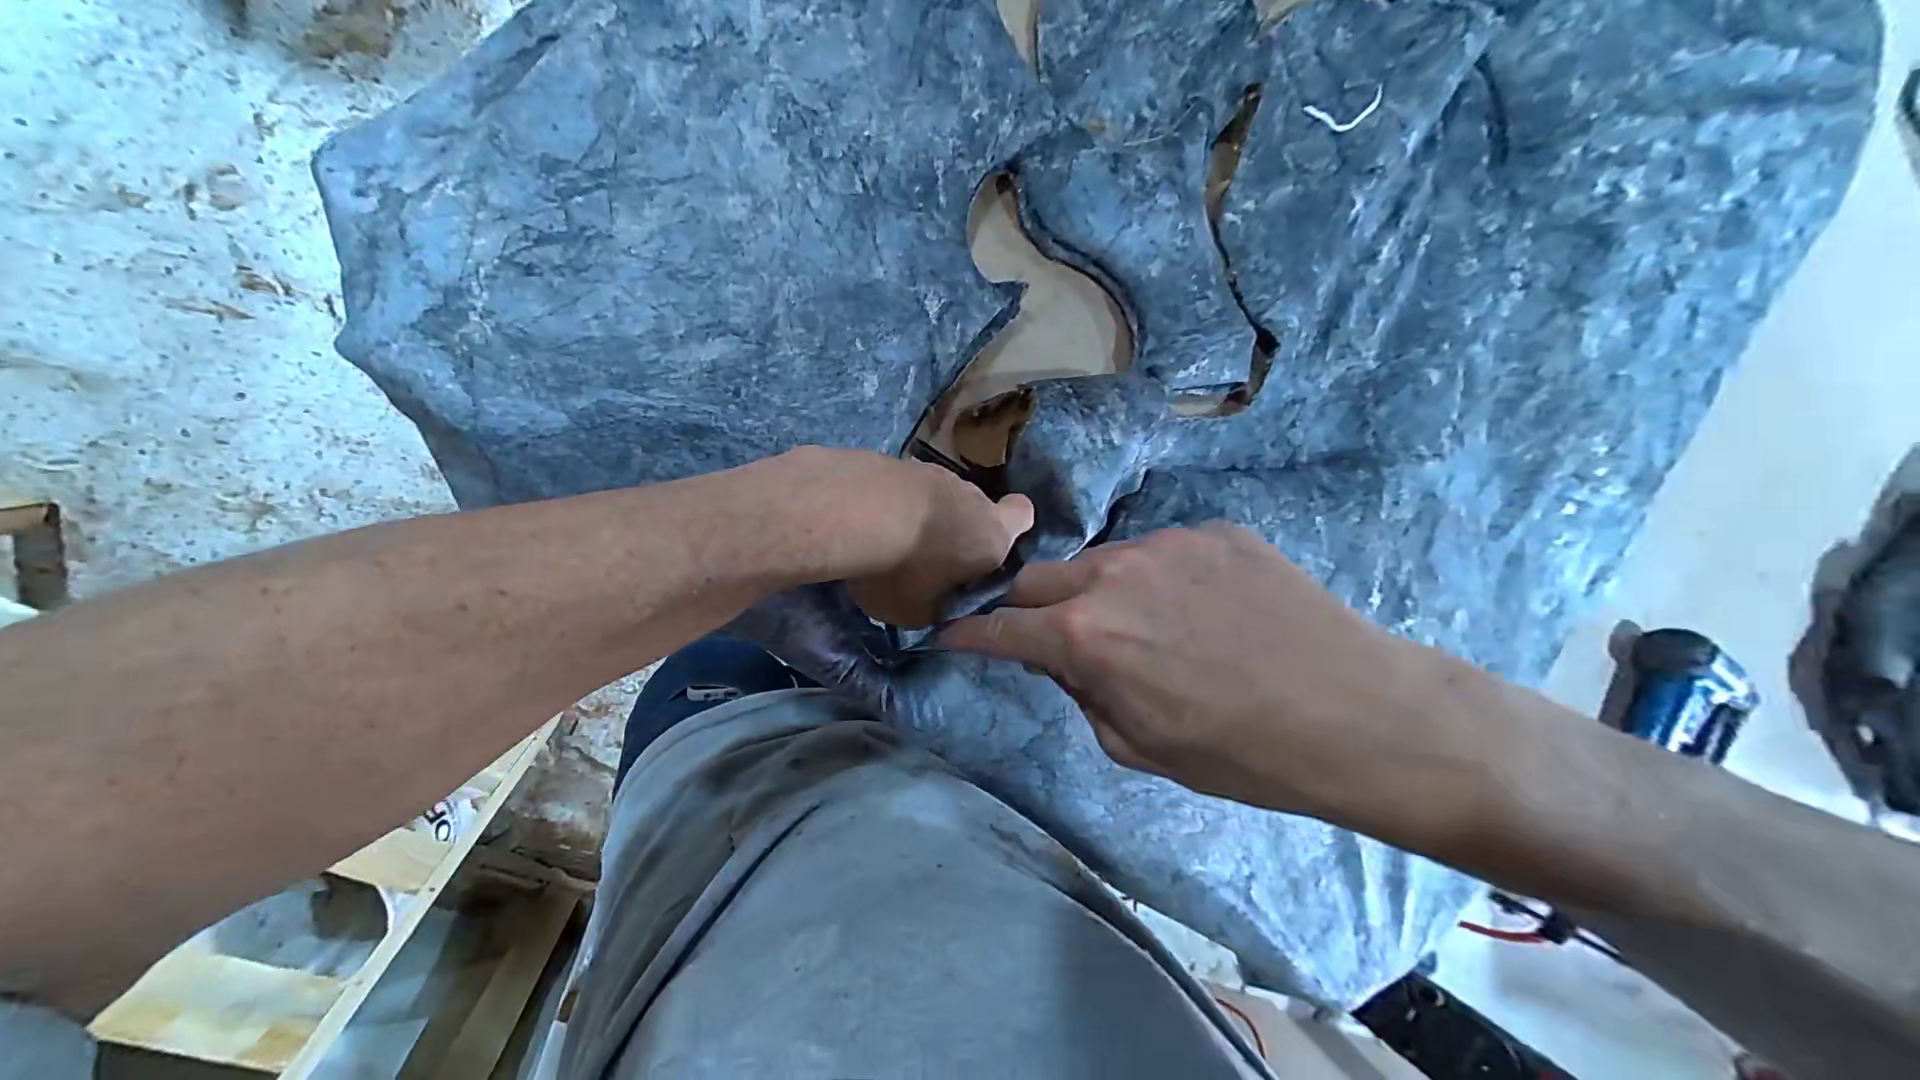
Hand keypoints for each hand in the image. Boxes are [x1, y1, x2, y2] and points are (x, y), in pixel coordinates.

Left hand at [763, 447, 1032, 626]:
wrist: (851, 511)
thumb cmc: (899, 571)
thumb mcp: (918, 613)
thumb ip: (937, 607)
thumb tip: (935, 602)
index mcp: (992, 537)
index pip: (1023, 515)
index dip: (1012, 528)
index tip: (988, 549)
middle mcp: (973, 498)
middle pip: (978, 507)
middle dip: (959, 528)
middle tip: (929, 556)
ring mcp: (935, 473)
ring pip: (941, 496)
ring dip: (925, 515)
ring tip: (892, 538)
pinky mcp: (898, 461)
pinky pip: (907, 487)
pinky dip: (895, 503)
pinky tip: (870, 521)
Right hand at [942, 522, 1487, 830]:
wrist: (1363, 716)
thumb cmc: (1244, 754)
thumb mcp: (1139, 747)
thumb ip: (1082, 694)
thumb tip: (1065, 662)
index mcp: (1085, 636)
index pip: (1001, 627)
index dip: (969, 634)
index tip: (951, 634)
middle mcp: (1113, 574)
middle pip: (1038, 577)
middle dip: (1029, 606)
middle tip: (1053, 636)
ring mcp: (1168, 543)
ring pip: (1102, 561)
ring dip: (1098, 591)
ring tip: (1143, 626)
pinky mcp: (1216, 530)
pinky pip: (1163, 552)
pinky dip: (1160, 579)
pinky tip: (1202, 609)